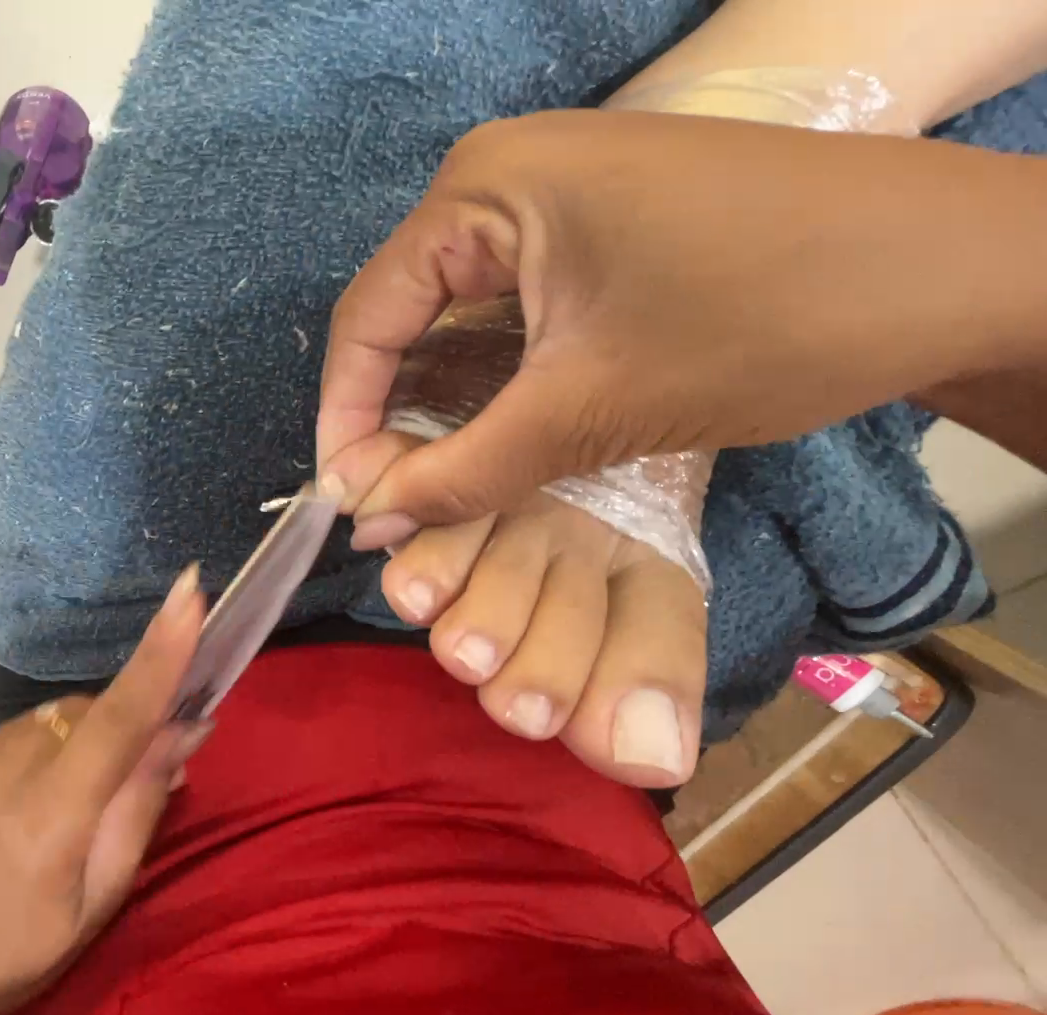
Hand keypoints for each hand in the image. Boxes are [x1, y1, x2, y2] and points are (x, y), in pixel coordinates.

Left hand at [0, 566, 205, 1012]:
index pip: (115, 722)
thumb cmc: (25, 948)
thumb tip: (184, 729)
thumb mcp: (101, 897)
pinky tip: (56, 787)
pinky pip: (40, 724)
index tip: (189, 594)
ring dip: (98, 735)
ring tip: (92, 796)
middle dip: (134, 723)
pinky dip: (67, 741)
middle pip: (95, 711)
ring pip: (68, 714)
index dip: (158, 658)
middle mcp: (5, 766)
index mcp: (45, 818)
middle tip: (160, 767)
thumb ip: (140, 806)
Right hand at [317, 109, 1045, 527]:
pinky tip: (484, 438)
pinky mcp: (588, 229)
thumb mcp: (592, 408)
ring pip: (451, 323)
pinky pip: (502, 315)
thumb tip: (361, 524)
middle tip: (387, 501)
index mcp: (482, 189)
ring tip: (428, 483)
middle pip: (402, 320)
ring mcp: (547, 199)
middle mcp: (498, 180)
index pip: (367, 319)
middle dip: (388, 418)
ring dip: (436, 408)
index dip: (342, 418)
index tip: (342, 500)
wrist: (983, 267)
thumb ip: (459, 473)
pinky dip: (487, 383)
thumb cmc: (774, 315)